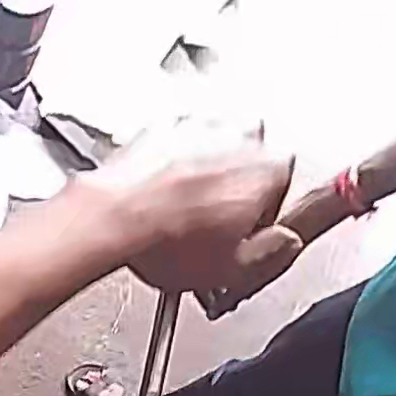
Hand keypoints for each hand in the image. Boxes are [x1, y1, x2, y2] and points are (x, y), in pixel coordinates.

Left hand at [79, 116, 299, 295]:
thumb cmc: (165, 241)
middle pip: (243, 168)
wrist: (112, 219)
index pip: (276, 195)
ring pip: (208, 153)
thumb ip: (269, 254)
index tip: (229, 241)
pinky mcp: (159, 125)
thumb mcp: (229, 270)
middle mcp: (241, 133)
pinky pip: (170, 147)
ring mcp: (198, 124)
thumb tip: (283, 245)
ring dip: (195, 177)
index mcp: (272, 166)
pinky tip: (150, 197)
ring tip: (169, 216)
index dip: (250, 223)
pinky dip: (163, 167)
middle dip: (225, 194)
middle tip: (196, 230)